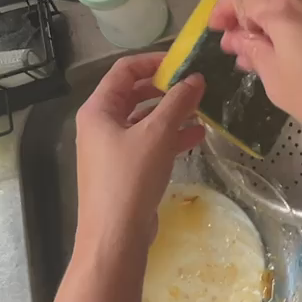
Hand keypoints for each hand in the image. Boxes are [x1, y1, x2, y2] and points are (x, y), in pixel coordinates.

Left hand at [74, 52, 206, 250]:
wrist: (114, 239)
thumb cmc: (129, 179)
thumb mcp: (156, 135)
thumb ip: (177, 102)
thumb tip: (196, 78)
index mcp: (98, 109)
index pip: (125, 70)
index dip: (154, 62)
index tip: (183, 62)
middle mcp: (101, 124)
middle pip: (135, 94)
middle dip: (167, 89)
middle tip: (197, 85)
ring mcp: (111, 148)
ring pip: (145, 119)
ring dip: (172, 113)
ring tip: (203, 110)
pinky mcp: (125, 170)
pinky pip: (149, 142)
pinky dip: (170, 137)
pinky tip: (197, 137)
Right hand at [211, 0, 301, 141]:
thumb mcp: (276, 79)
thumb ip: (254, 52)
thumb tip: (240, 39)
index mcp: (284, 6)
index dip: (223, 10)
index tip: (215, 30)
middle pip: (268, 0)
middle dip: (249, 24)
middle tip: (240, 53)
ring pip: (292, 9)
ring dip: (275, 29)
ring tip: (269, 60)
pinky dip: (298, 31)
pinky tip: (299, 59)